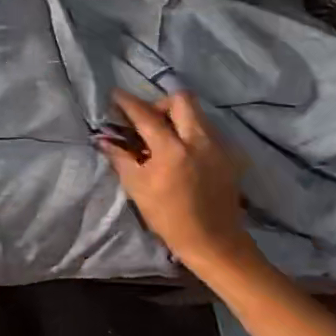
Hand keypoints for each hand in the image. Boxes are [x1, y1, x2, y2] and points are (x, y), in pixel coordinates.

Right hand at [99, 89, 255, 270]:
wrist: (213, 240)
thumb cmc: (168, 217)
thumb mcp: (137, 188)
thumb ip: (120, 158)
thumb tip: (104, 139)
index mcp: (172, 150)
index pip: (146, 115)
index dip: (128, 103)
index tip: (115, 95)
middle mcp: (199, 140)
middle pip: (182, 100)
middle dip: (161, 104)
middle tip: (147, 120)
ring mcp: (219, 146)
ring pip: (198, 115)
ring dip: (178, 118)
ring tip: (164, 138)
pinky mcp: (231, 155)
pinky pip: (209, 132)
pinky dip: (192, 134)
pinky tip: (183, 154)